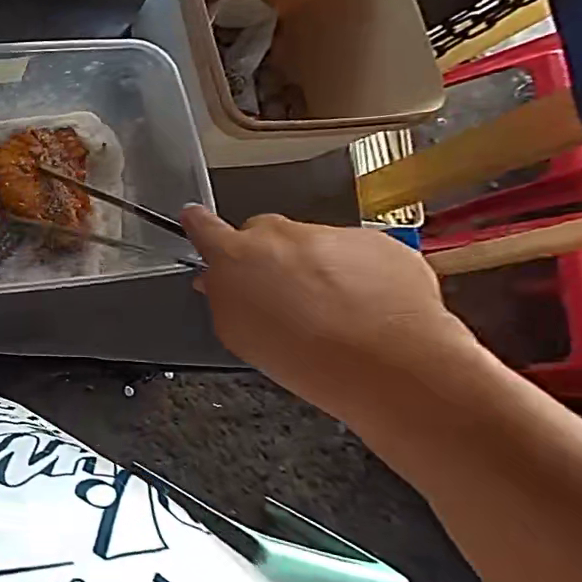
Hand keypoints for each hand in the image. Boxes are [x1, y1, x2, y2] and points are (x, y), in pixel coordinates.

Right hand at [180, 206, 475, 410]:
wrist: (387, 363)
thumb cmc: (309, 357)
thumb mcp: (239, 335)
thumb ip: (222, 298)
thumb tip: (218, 285)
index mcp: (236, 256)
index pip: (204, 227)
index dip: (198, 223)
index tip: (194, 218)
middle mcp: (280, 235)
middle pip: (264, 235)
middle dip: (270, 258)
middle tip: (283, 297)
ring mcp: (328, 233)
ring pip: (314, 246)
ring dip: (317, 270)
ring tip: (333, 316)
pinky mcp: (373, 240)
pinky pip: (356, 253)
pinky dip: (358, 276)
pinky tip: (365, 311)